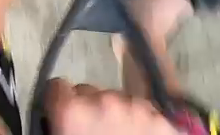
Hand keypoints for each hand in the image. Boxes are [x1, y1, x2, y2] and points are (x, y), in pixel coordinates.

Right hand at [45, 80, 175, 132]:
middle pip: (90, 93)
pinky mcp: (161, 120)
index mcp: (72, 113)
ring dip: (117, 118)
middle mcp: (102, 100)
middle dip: (90, 112)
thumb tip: (59, 127)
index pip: (57, 88)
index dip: (60, 105)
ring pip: (119, 102)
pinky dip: (142, 127)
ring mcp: (136, 108)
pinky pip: (145, 114)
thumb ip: (60, 132)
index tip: (65, 120)